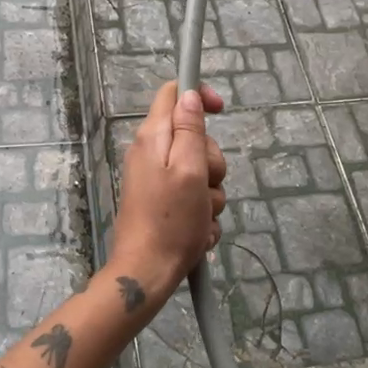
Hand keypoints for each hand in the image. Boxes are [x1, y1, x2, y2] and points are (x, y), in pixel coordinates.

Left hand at [109, 82, 226, 305]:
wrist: (146, 274)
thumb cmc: (171, 221)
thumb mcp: (189, 170)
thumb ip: (190, 129)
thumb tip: (189, 95)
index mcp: (153, 136)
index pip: (173, 93)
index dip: (199, 93)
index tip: (221, 109)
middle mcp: (151, 152)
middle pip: (194, 137)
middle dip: (211, 161)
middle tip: (206, 184)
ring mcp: (155, 179)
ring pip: (199, 172)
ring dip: (209, 195)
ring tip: (200, 217)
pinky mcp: (161, 203)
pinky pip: (192, 197)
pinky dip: (200, 214)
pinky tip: (197, 233)